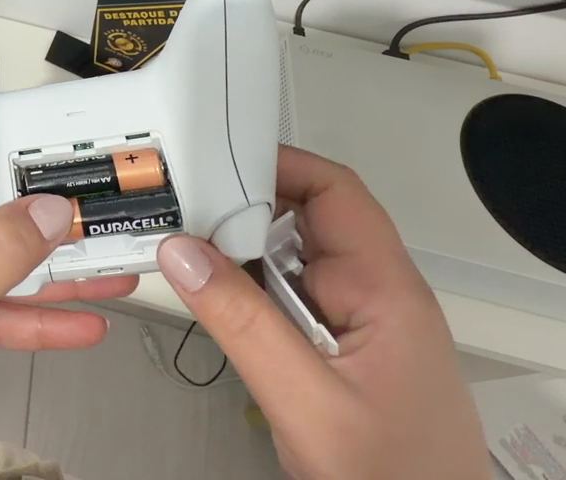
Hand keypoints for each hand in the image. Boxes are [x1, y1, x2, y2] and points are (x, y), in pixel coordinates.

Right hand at [155, 146, 490, 479]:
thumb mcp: (309, 405)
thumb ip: (242, 323)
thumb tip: (178, 249)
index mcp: (386, 290)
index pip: (335, 192)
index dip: (278, 163)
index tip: (213, 160)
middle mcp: (373, 294)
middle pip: (306, 218)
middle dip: (244, 207)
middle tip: (182, 208)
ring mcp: (356, 323)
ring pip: (290, 258)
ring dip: (240, 250)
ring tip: (185, 247)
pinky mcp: (337, 349)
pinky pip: (285, 296)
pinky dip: (245, 285)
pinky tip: (213, 295)